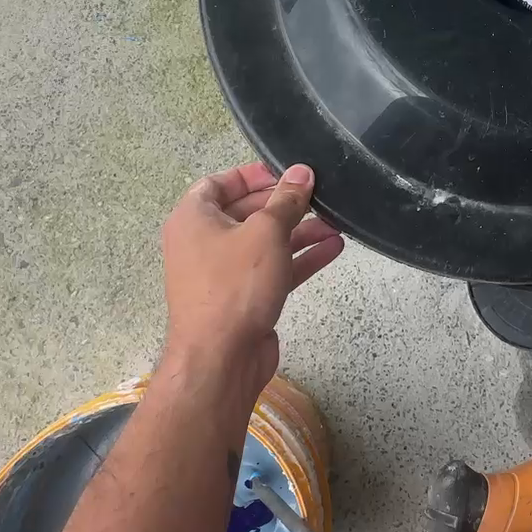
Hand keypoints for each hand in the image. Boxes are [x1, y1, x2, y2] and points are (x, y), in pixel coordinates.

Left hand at [159, 162, 343, 389]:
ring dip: (300, 231)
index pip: (219, 183)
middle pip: (247, 211)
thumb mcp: (266, 232)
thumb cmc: (235, 284)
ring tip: (337, 222)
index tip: (287, 172)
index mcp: (194, 219)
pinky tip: (334, 248)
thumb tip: (302, 172)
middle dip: (286, 204)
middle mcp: (204, 242)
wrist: (221, 359)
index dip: (253, 174)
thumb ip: (287, 200)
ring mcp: (224, 272)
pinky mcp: (244, 297)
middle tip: (321, 195)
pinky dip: (300, 257)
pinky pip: (274, 267)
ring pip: (265, 241)